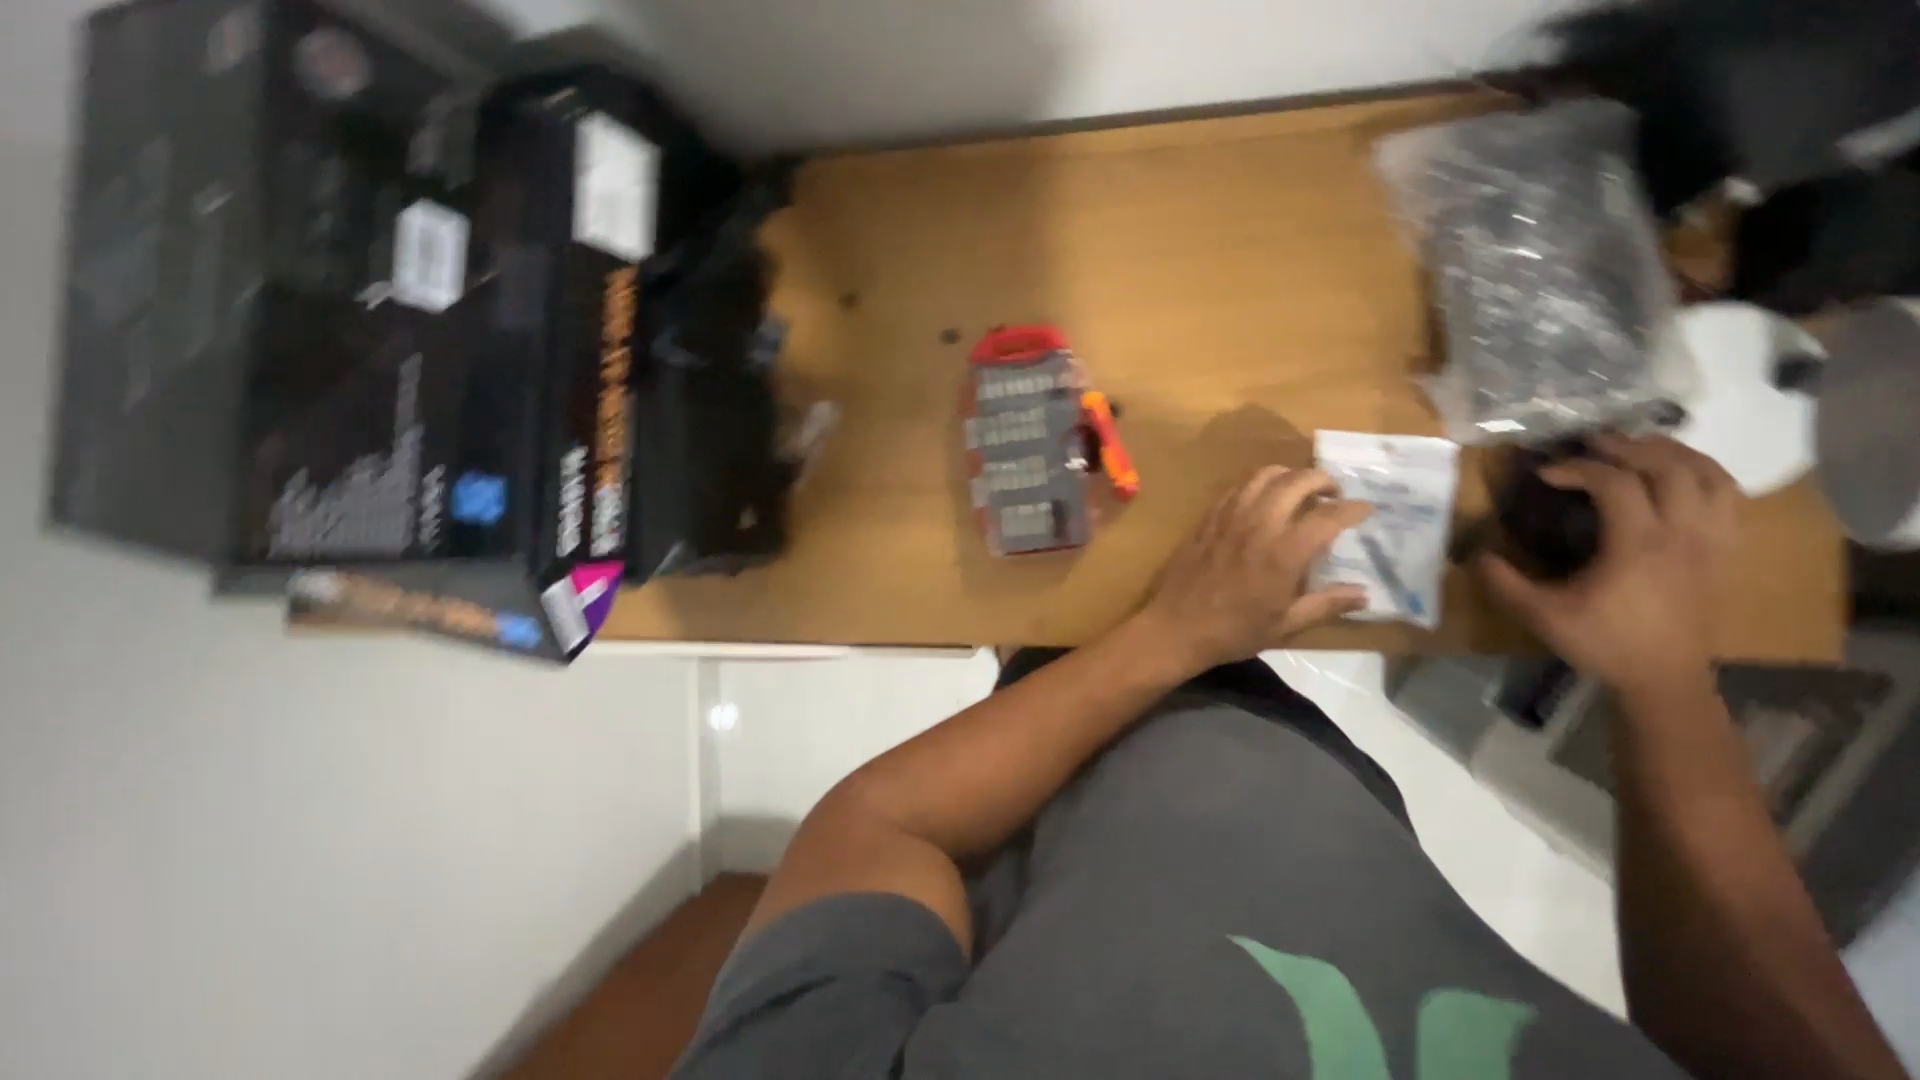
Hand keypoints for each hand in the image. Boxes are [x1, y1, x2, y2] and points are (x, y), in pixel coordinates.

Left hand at [1137, 466, 1371, 673]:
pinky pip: (1237, 487)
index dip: (1352, 509)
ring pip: (1265, 475)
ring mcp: (1230, 517)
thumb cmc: (1233, 632)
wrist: (1176, 628)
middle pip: (1297, 481)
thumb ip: (1327, 605)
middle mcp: (1259, 525)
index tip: (1365, 509)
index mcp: (1284, 552)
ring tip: (1300, 489)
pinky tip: (1264, 499)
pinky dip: (1258, 484)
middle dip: (1323, 480)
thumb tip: (1364, 594)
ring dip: (1290, 475)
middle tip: (1333, 494)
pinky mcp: (1208, 518)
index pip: (1327, 516)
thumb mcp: (1286, 625)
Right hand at [1479, 434, 1739, 698]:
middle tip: (1591, 443)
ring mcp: (1711, 540)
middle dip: (1627, 446)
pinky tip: (1677, 475)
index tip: (1546, 473)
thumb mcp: (1540, 615)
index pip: (1616, 482)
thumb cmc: (1602, 643)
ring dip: (1672, 452)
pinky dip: (1705, 473)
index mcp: (1638, 545)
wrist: (1663, 678)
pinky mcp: (1724, 550)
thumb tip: (1474, 553)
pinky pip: (1729, 496)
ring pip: (1709, 474)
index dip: (1577, 468)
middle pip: (1668, 466)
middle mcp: (1683, 533)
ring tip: (1638, 447)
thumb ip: (1503, 582)